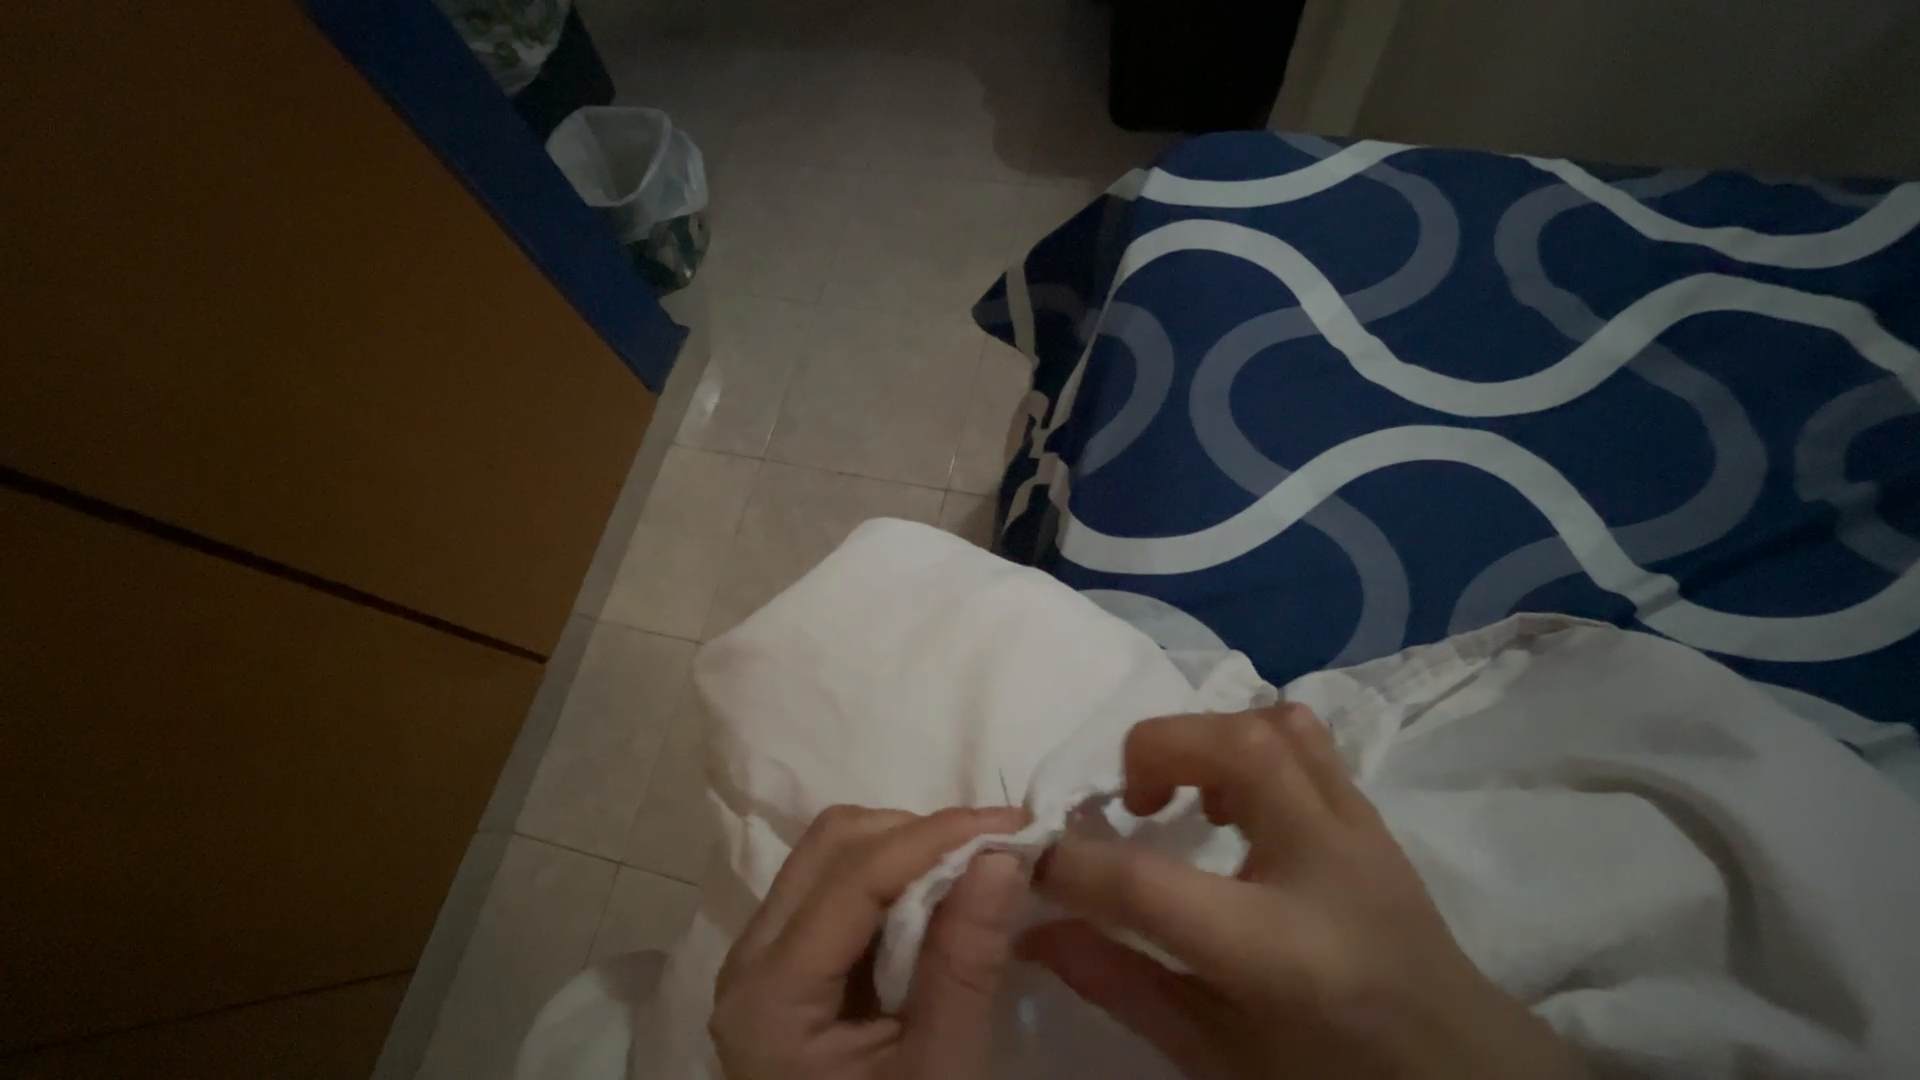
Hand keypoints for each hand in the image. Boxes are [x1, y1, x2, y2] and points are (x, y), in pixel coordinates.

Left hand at [711, 805, 1028, 1079]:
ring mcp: (761, 953)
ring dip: (905, 846)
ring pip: (831, 851)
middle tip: (992, 850)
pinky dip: (891, 873)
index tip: (1011, 823)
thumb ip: (966, 962)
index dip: (935, 836)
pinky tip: (935, 897)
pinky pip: (834, 881)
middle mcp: (748, 956)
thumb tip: (1002, 856)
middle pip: (832, 844)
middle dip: (918, 833)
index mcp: (772, 996)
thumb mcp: (939, 1071)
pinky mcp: (784, 957)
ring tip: (968, 872)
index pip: (854, 875)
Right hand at [1020, 706, 1588, 1079]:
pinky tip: (1232, 795)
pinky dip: (1249, 739)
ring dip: (1207, 738)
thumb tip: (1035, 929)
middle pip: (1237, 749)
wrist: (1462, 1067)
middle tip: (1129, 801)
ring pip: (1277, 724)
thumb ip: (1121, 983)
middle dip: (1155, 749)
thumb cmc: (1330, 1072)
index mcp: (1283, 953)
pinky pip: (1306, 737)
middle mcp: (1326, 868)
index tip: (1036, 857)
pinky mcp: (1370, 811)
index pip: (1154, 885)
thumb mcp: (1215, 1052)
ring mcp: (1359, 830)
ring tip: (1185, 793)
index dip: (1076, 864)